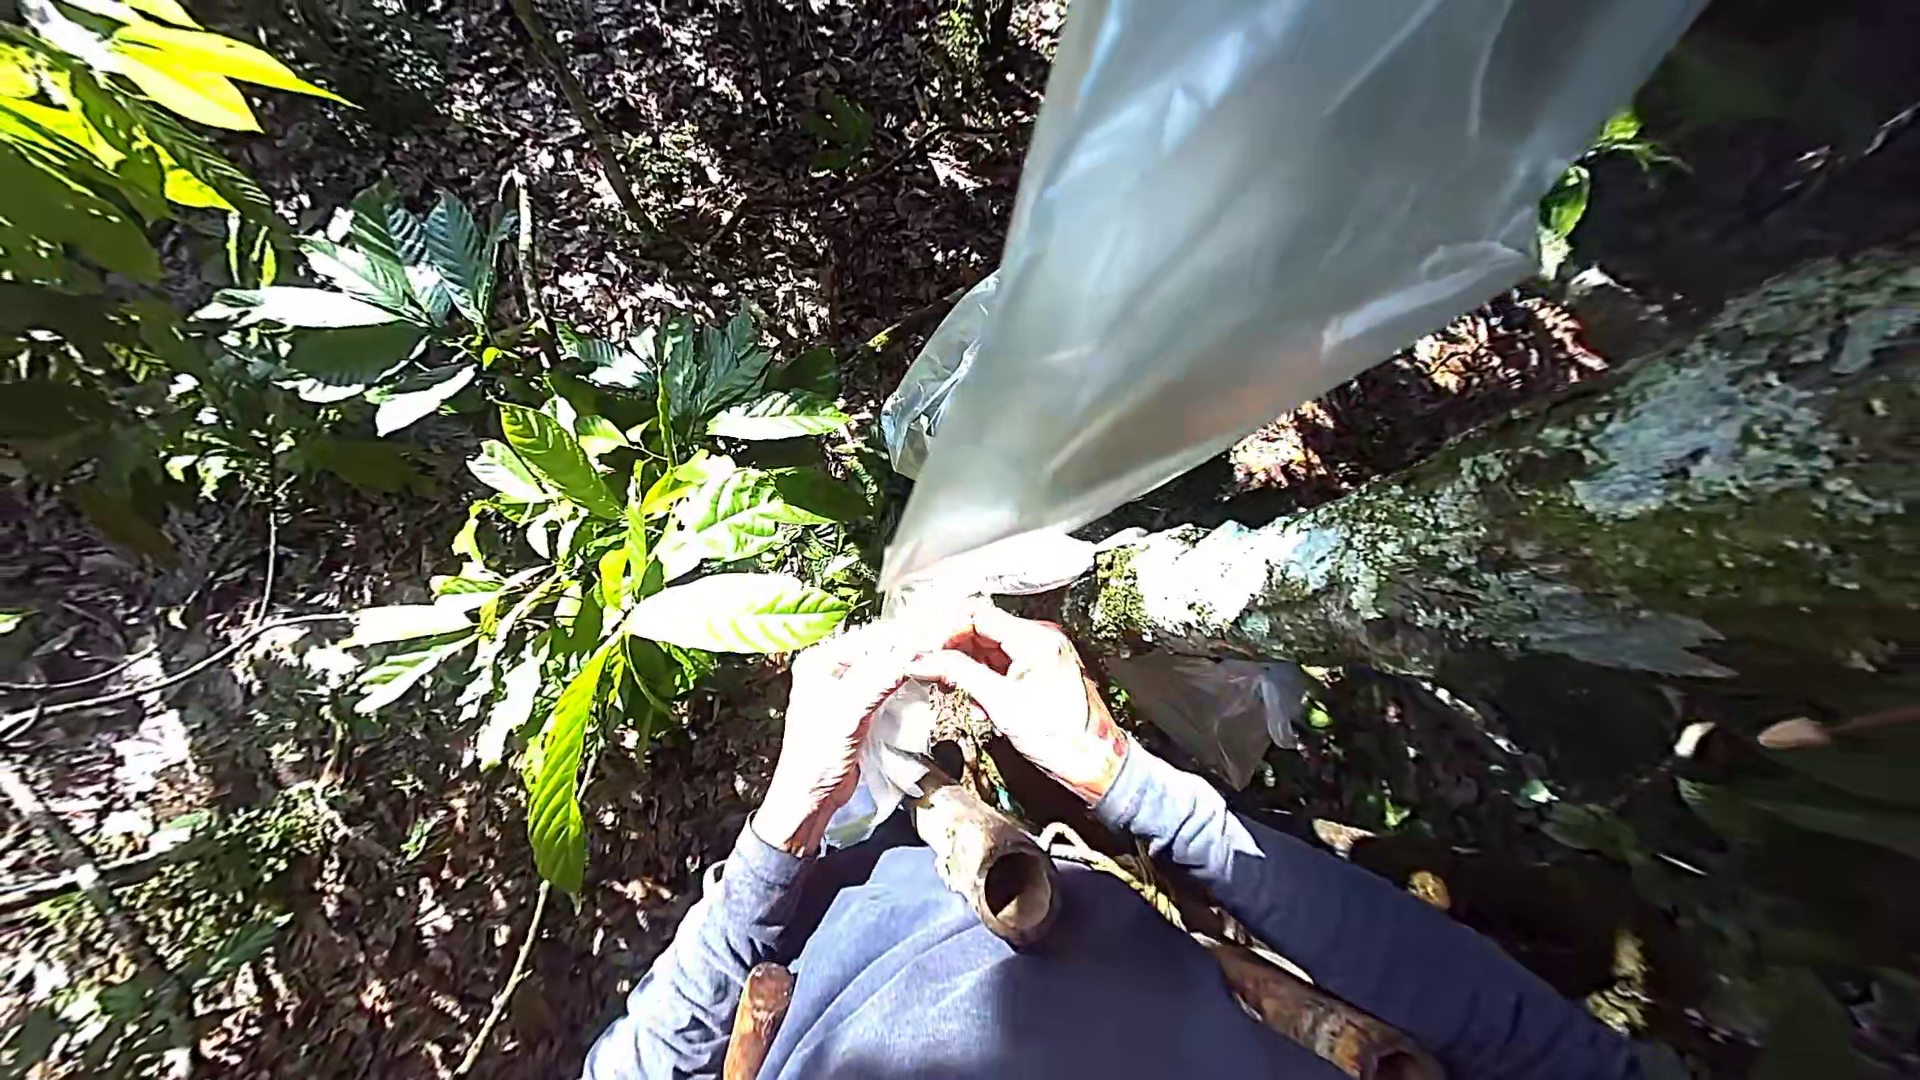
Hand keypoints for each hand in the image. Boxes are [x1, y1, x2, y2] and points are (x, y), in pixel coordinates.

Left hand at [753, 612, 970, 855]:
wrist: (810, 798)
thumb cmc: (817, 756)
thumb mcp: (851, 713)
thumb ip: (881, 680)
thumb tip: (911, 654)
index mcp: (817, 662)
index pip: (864, 637)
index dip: (897, 638)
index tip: (927, 640)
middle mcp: (828, 668)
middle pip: (874, 649)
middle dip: (903, 650)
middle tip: (933, 650)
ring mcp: (842, 687)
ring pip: (881, 665)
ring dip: (904, 665)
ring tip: (930, 662)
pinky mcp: (856, 705)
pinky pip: (883, 684)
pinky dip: (900, 681)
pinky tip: (918, 680)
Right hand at [909, 606, 1129, 803]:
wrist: (1097, 765)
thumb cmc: (1060, 737)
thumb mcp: (1001, 703)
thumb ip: (959, 674)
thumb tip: (923, 659)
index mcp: (1034, 638)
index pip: (977, 614)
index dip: (946, 630)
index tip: (925, 650)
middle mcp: (1040, 637)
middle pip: (981, 628)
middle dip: (953, 648)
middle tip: (929, 668)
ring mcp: (1041, 652)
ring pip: (989, 646)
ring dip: (965, 663)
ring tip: (949, 686)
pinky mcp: (1041, 669)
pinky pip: (1003, 661)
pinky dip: (983, 675)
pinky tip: (975, 697)